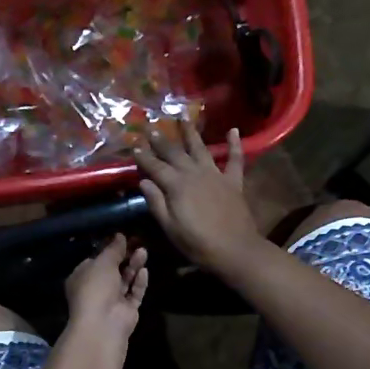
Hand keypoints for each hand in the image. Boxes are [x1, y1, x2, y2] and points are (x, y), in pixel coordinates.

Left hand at [64, 234, 148, 340]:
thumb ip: (113, 249)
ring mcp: (112, 300)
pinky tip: (145, 270)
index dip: (109, 249)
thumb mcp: (103, 262)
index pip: (95, 260)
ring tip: (144, 252)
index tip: (122, 238)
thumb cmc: (96, 287)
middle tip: (138, 242)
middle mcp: (96, 288)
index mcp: (82, 277)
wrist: (103, 322)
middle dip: (125, 256)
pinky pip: (134, 293)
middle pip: (113, 269)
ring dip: (134, 266)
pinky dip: (139, 282)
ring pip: (125, 280)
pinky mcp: (127, 309)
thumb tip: (120, 236)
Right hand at [134, 124, 261, 271]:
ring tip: (183, 118)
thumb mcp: (170, 228)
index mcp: (176, 186)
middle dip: (162, 141)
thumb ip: (157, 203)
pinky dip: (234, 144)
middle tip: (152, 128)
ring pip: (201, 149)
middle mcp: (194, 174)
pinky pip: (235, 159)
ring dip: (191, 133)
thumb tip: (144, 181)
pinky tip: (233, 130)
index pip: (155, 167)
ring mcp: (215, 175)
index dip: (144, 157)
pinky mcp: (233, 181)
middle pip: (175, 153)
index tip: (134, 147)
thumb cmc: (198, 244)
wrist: (235, 250)